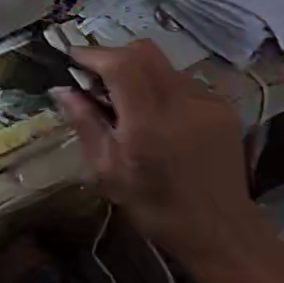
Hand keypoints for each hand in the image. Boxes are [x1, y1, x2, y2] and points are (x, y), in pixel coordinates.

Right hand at [51, 41, 283, 282]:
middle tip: (93, 79)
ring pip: (162, 64)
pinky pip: (180, 80)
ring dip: (135, 72)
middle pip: (143, 52)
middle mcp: (182, 103)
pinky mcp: (222, 106)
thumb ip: (84, 122)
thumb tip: (61, 89)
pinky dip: (157, 86)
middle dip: (112, 56)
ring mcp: (208, 102)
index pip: (121, 65)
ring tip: (122, 101)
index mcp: (149, 123)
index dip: (92, 54)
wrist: (220, 230)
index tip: (71, 59)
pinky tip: (153, 114)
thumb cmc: (154, 206)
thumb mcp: (106, 169)